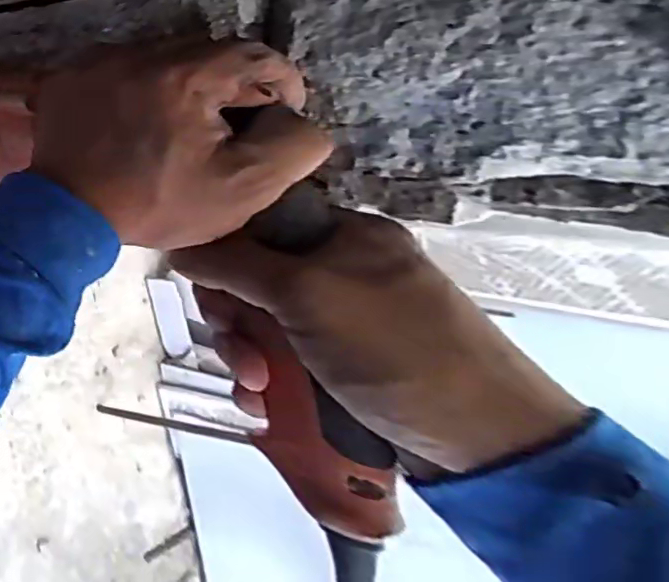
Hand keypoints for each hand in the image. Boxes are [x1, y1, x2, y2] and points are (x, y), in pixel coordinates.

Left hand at [26, 38, 332, 248]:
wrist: (65, 212)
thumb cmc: (155, 201)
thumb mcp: (244, 185)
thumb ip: (292, 142)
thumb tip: (294, 114)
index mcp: (181, 74)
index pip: (252, 53)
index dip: (281, 81)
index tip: (279, 114)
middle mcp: (133, 54)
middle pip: (202, 50)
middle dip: (230, 80)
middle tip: (232, 122)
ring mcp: (91, 62)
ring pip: (157, 56)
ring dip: (181, 81)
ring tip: (183, 123)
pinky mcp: (64, 76)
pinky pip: (115, 67)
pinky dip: (137, 85)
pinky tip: (139, 119)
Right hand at [172, 210, 588, 473]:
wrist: (494, 449)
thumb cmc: (396, 350)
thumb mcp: (303, 293)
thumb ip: (231, 262)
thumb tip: (174, 247)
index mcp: (344, 232)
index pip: (253, 220)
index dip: (218, 247)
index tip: (204, 282)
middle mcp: (341, 265)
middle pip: (249, 272)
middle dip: (230, 313)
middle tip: (234, 343)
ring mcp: (343, 314)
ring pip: (261, 316)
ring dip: (243, 350)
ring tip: (255, 385)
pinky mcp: (344, 358)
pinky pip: (283, 350)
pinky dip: (266, 374)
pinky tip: (263, 398)